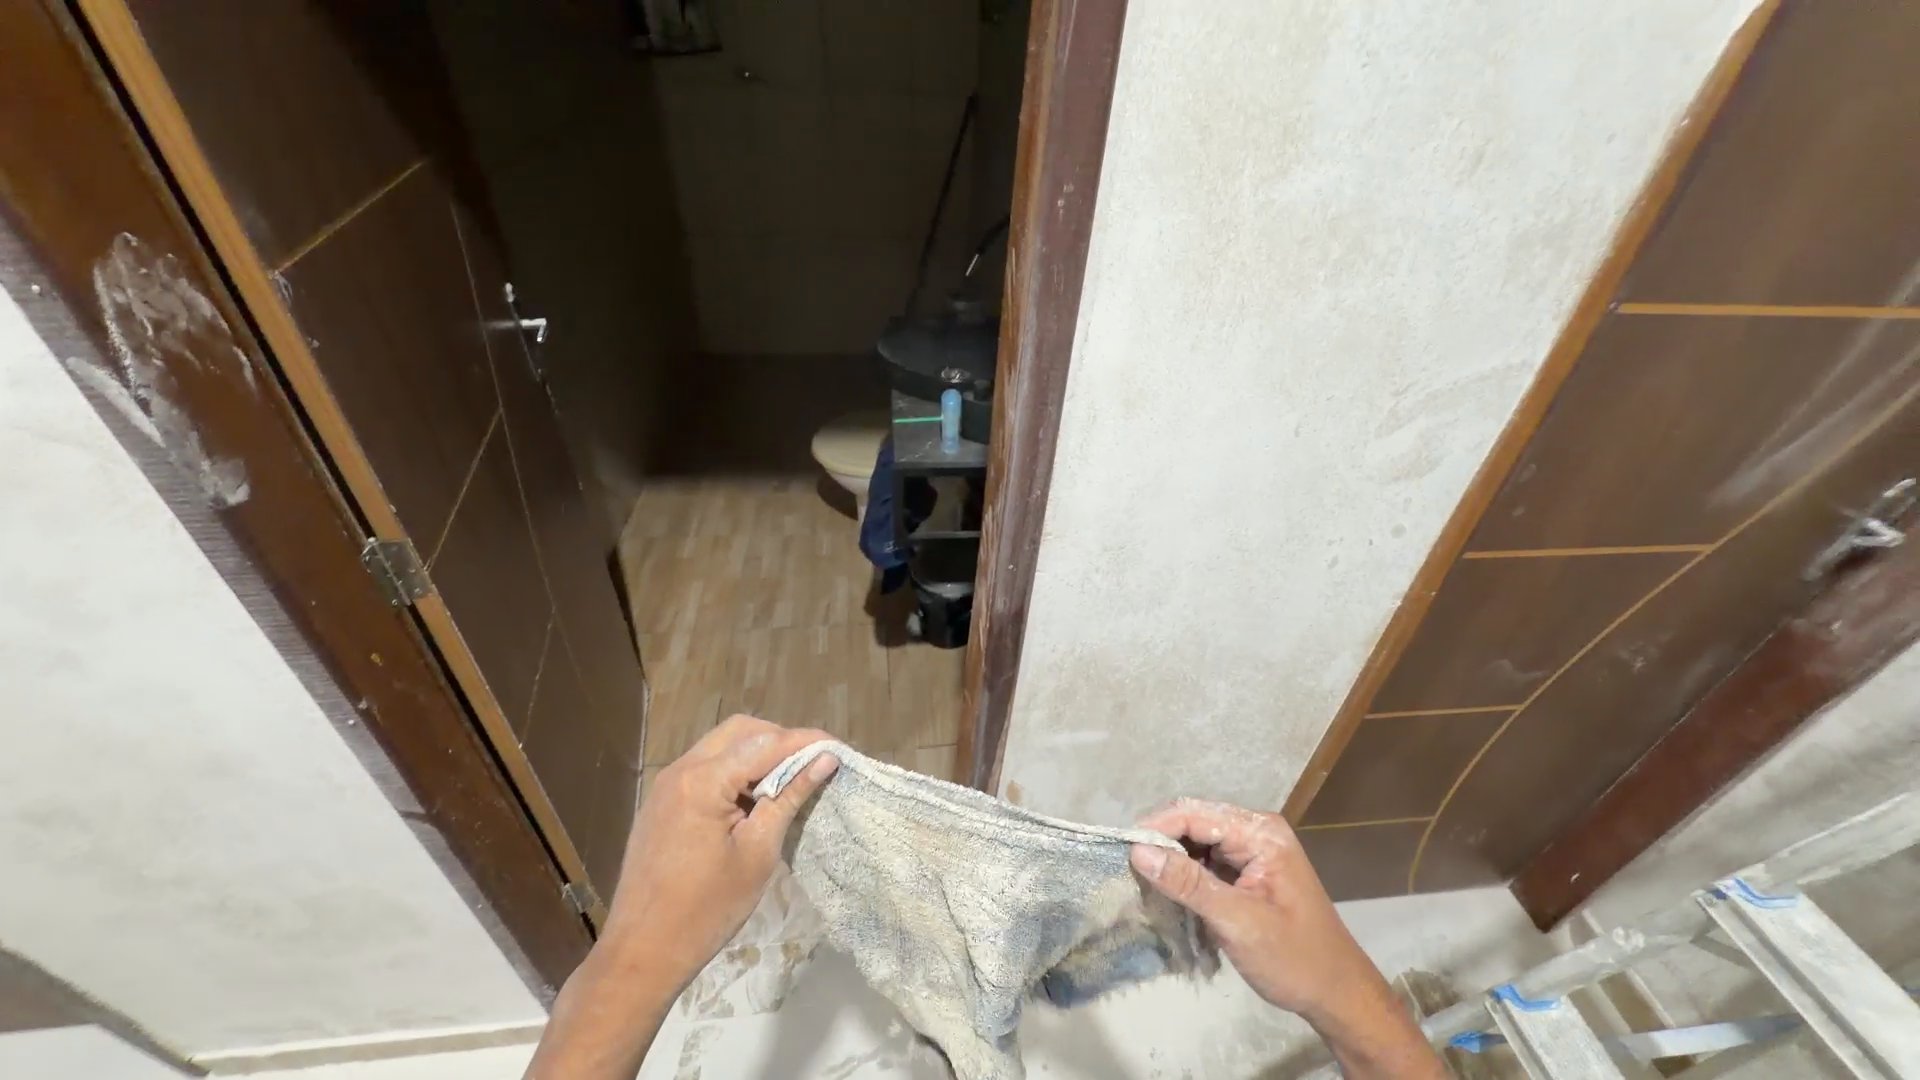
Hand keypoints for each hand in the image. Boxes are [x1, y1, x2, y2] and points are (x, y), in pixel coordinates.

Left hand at [601, 715, 838, 989]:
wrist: (641, 953)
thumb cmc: (707, 909)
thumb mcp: (758, 852)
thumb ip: (790, 797)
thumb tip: (825, 760)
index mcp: (704, 781)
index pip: (766, 744)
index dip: (805, 741)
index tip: (839, 747)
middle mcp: (681, 769)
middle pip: (740, 731)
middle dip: (780, 740)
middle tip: (811, 763)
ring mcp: (666, 784)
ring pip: (721, 745)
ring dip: (757, 754)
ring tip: (787, 781)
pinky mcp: (662, 801)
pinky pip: (705, 766)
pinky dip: (734, 770)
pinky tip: (753, 799)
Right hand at [1130, 799, 1445, 1079]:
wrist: (1339, 996)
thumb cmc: (1294, 958)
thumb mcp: (1238, 921)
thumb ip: (1188, 883)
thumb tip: (1138, 851)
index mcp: (1260, 832)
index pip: (1194, 814)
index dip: (1155, 827)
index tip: (1122, 851)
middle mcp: (1255, 831)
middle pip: (1193, 822)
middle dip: (1160, 842)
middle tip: (1128, 868)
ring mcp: (1252, 851)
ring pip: (1196, 841)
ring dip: (1171, 858)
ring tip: (1143, 880)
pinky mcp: (1247, 871)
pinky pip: (1206, 860)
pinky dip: (1185, 873)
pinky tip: (1168, 890)